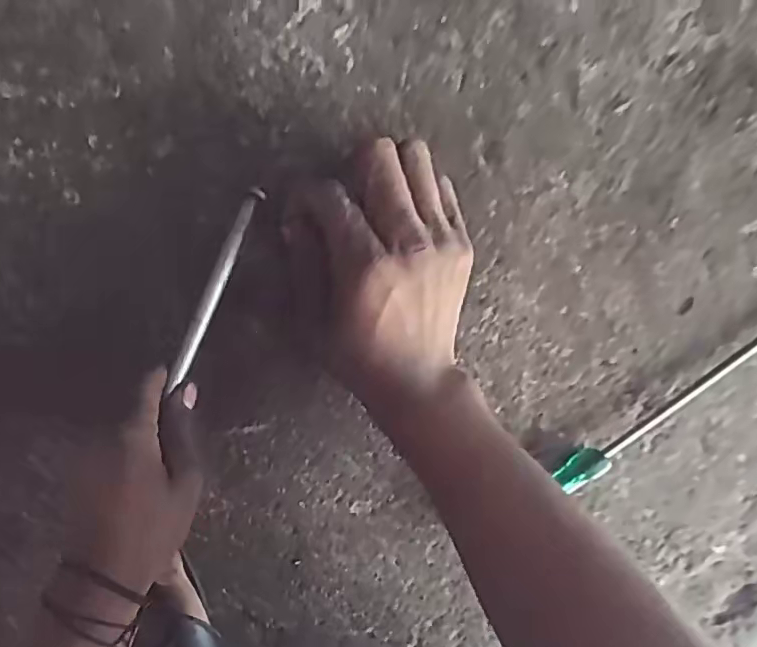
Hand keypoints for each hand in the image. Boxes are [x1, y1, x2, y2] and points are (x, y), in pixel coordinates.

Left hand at [64, 369, 203, 593]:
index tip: (174, 381)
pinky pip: (103, 456)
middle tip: (171, 459)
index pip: (145, 389)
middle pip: (130, 415)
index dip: (162, 382)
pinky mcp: (74, 474)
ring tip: (151, 484)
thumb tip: (185, 392)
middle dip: (151, 426)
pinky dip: (118, 464)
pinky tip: (130, 493)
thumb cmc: (154, 531)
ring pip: (116, 437)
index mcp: (131, 435)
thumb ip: (183, 434)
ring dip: (133, 447)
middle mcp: (100, 436)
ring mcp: (82, 455)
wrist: (104, 573)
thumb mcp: (185, 485)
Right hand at [284, 137, 474, 421]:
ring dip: (388, 172)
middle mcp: (408, 243)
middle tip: (343, 200)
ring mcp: (441, 238)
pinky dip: (416, 193)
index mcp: (365, 267)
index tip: (299, 210)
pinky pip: (440, 187)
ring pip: (416, 158)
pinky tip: (401, 222)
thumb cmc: (358, 358)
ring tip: (374, 204)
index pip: (332, 196)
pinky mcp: (461, 241)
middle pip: (381, 156)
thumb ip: (303, 266)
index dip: (306, 194)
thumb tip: (295, 221)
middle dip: (351, 169)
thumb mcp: (313, 322)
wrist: (416, 379)